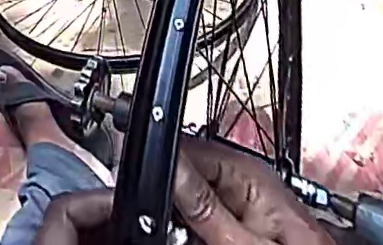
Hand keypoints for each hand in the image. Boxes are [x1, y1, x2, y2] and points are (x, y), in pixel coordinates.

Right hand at [32, 141, 335, 244]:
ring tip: (166, 222)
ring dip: (173, 207)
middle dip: (164, 187)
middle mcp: (246, 181)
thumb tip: (165, 158)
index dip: (156, 160)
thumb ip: (204, 203)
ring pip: (190, 193)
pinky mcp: (241, 222)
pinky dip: (187, 220)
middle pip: (185, 170)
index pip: (188, 148)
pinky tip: (181, 230)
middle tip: (151, 210)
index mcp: (251, 173)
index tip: (132, 173)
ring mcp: (244, 202)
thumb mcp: (245, 243)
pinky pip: (202, 209)